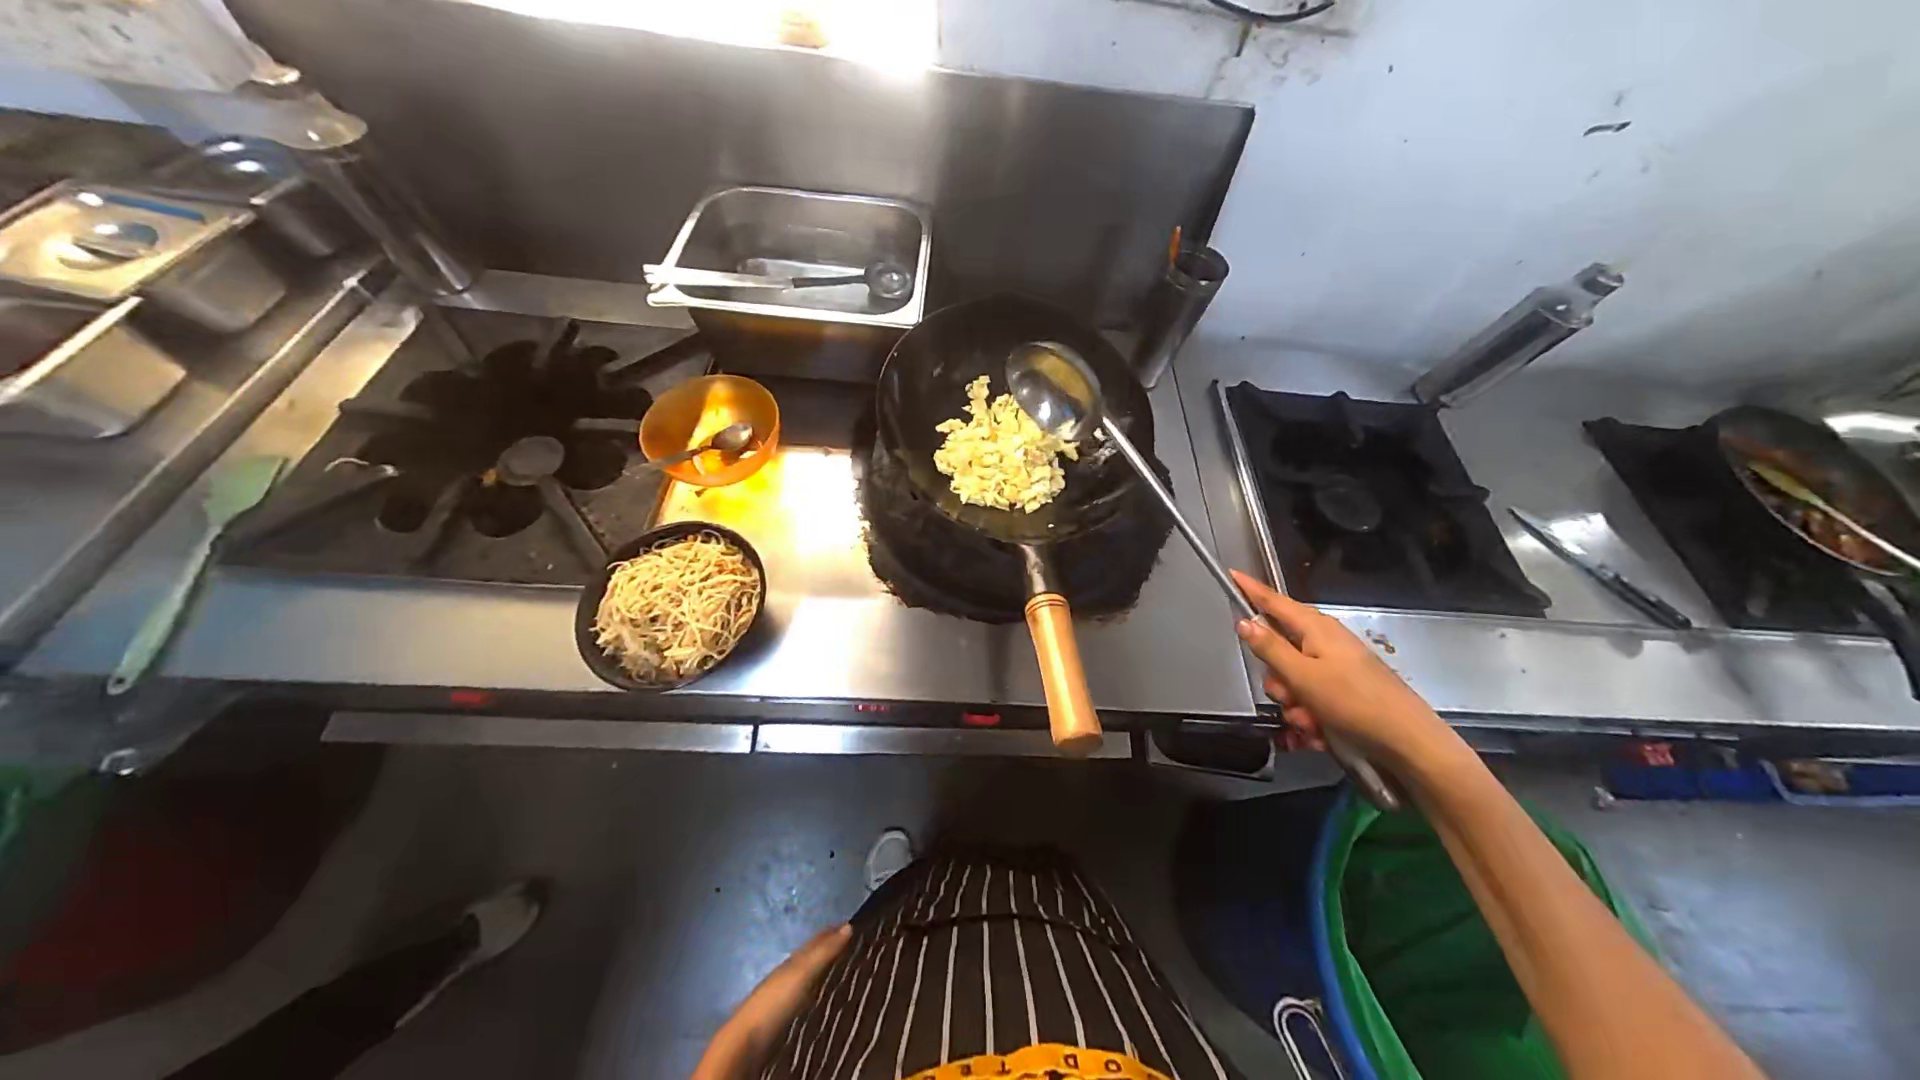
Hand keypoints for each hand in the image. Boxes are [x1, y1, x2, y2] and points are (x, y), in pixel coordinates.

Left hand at [730, 924, 852, 1040]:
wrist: (747, 1038)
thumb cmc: (777, 999)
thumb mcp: (803, 972)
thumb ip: (825, 952)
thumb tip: (849, 925)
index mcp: (795, 958)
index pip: (818, 940)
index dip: (833, 931)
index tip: (853, 925)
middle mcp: (791, 971)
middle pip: (813, 955)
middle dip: (830, 947)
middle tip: (853, 943)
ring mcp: (786, 992)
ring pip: (810, 974)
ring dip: (825, 968)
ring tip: (844, 966)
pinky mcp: (785, 1013)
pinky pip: (807, 993)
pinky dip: (818, 988)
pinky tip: (823, 994)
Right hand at [1231, 570, 1457, 769]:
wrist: (1406, 742)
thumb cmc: (1354, 702)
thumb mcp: (1302, 676)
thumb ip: (1269, 648)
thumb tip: (1244, 621)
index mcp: (1315, 628)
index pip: (1273, 601)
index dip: (1250, 589)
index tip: (1232, 574)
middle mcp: (1324, 642)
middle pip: (1277, 651)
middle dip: (1277, 680)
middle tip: (1289, 697)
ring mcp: (1335, 667)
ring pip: (1292, 680)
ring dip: (1294, 706)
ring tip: (1311, 724)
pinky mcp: (1343, 690)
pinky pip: (1310, 699)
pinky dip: (1310, 717)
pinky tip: (1319, 734)